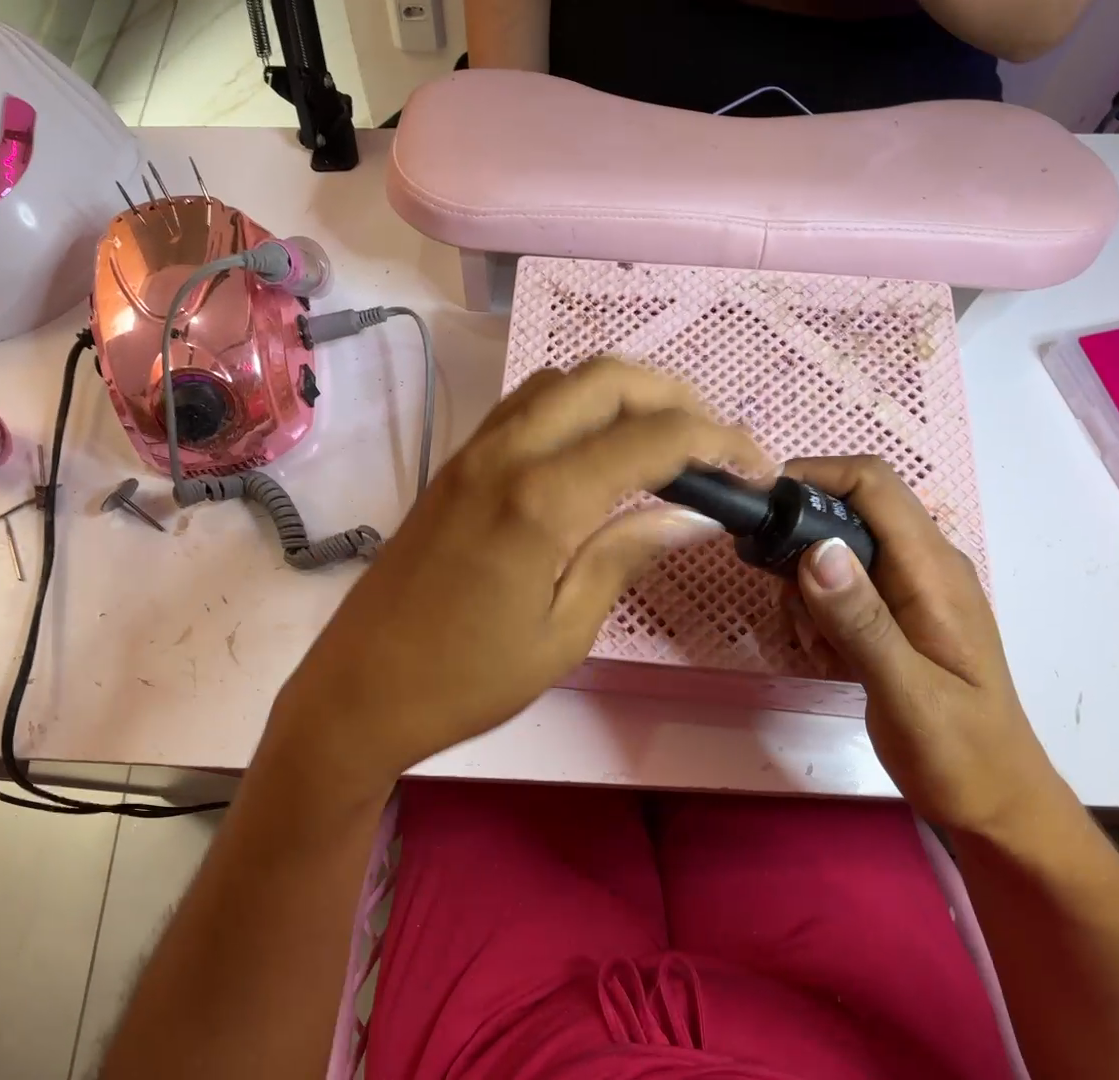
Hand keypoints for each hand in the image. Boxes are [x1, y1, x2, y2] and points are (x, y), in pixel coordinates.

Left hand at [263, 358, 771, 796]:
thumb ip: (626, 553)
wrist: (361, 690)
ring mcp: (473, 451)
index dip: (719, 443)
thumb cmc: (468, 679)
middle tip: (718, 444)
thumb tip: (693, 513)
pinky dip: (576, 407)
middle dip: (678, 397)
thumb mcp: (565, 630)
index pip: (652, 437)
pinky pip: (525, 406)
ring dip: (624, 393)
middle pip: (608, 379)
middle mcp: (507, 452)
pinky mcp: (455, 464)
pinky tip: (598, 450)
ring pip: (562, 381)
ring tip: (665, 441)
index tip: (757, 469)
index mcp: (541, 498)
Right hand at [787, 456, 1065, 835]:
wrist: (995, 802)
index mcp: (935, 572)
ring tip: (813, 645)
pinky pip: (842, 589)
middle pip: (848, 514)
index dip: (814, 477)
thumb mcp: (907, 694)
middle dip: (801, 545)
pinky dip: (818, 612)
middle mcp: (925, 567)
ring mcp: (912, 591)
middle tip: (781, 602)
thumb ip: (863, 621)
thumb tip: (817, 550)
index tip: (760, 508)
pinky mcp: (896, 616)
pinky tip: (826, 656)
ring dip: (806, 590)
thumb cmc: (959, 754)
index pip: (874, 485)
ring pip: (836, 554)